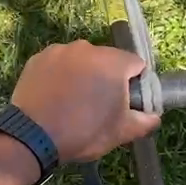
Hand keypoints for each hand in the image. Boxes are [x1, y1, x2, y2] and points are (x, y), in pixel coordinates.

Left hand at [10, 41, 159, 162]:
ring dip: (82, 74)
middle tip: (98, 105)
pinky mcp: (37, 58)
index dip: (135, 84)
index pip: (136, 64)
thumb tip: (153, 115)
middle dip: (107, 78)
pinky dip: (60, 75)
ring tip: (73, 101)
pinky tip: (55, 96)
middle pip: (107, 60)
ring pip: (81, 60)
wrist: (32, 136)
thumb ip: (146, 120)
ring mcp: (58, 51)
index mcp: (112, 61)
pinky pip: (58, 63)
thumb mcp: (122, 132)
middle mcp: (85, 48)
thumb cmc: (83, 132)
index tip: (125, 102)